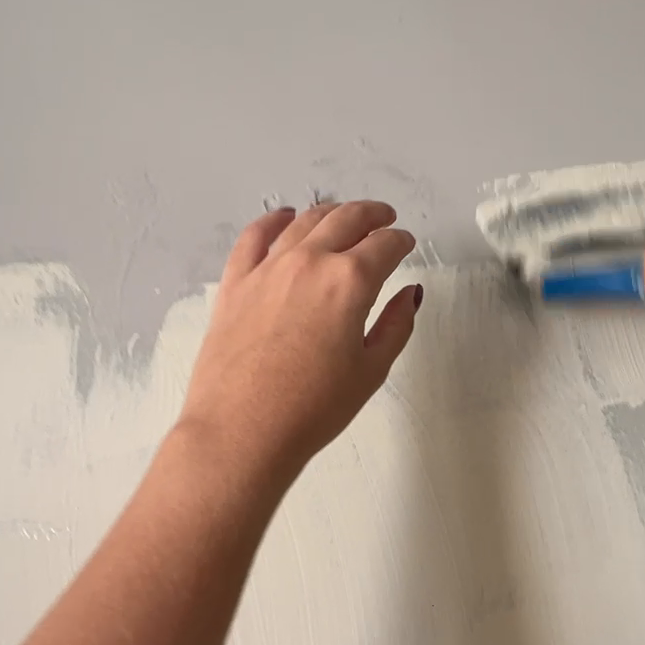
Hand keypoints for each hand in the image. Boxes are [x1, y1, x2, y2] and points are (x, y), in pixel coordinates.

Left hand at [178, 201, 421, 480]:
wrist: (243, 430)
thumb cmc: (314, 408)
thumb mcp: (371, 371)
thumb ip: (396, 325)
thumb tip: (410, 294)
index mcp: (350, 281)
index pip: (384, 246)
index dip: (401, 242)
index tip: (407, 243)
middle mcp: (310, 262)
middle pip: (346, 220)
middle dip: (371, 215)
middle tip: (384, 218)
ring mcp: (268, 268)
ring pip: (303, 222)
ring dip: (330, 213)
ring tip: (343, 217)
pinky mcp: (235, 282)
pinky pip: (255, 236)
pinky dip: (273, 220)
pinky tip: (283, 218)